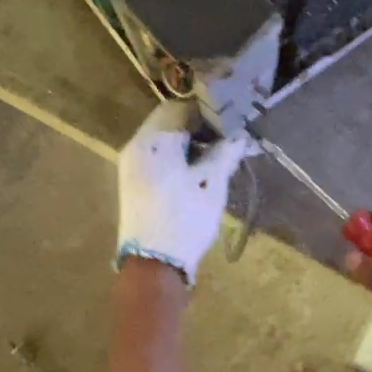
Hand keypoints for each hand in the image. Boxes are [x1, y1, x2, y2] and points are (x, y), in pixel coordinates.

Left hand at [115, 100, 247, 284]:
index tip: (230, 120)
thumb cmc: (184, 217)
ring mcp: (131, 165)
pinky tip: (196, 171)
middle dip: (198, 126)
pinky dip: (176, 156)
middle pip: (168, 121)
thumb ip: (226, 152)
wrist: (153, 264)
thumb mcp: (212, 183)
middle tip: (225, 138)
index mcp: (153, 139)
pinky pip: (156, 156)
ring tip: (215, 156)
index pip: (180, 107)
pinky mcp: (132, 182)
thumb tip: (241, 135)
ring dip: (188, 142)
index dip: (207, 110)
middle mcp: (136, 146)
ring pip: (162, 140)